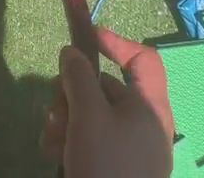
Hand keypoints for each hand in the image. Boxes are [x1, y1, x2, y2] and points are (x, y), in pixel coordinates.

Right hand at [40, 27, 175, 176]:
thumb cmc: (107, 164)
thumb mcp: (88, 114)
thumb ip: (78, 76)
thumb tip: (72, 52)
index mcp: (148, 107)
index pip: (144, 60)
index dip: (116, 42)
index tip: (84, 38)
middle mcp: (140, 124)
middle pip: (103, 87)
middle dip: (71, 93)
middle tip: (56, 109)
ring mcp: (126, 148)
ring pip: (87, 113)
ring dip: (63, 119)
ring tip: (54, 140)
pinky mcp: (110, 167)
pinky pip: (84, 138)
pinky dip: (66, 140)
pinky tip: (55, 154)